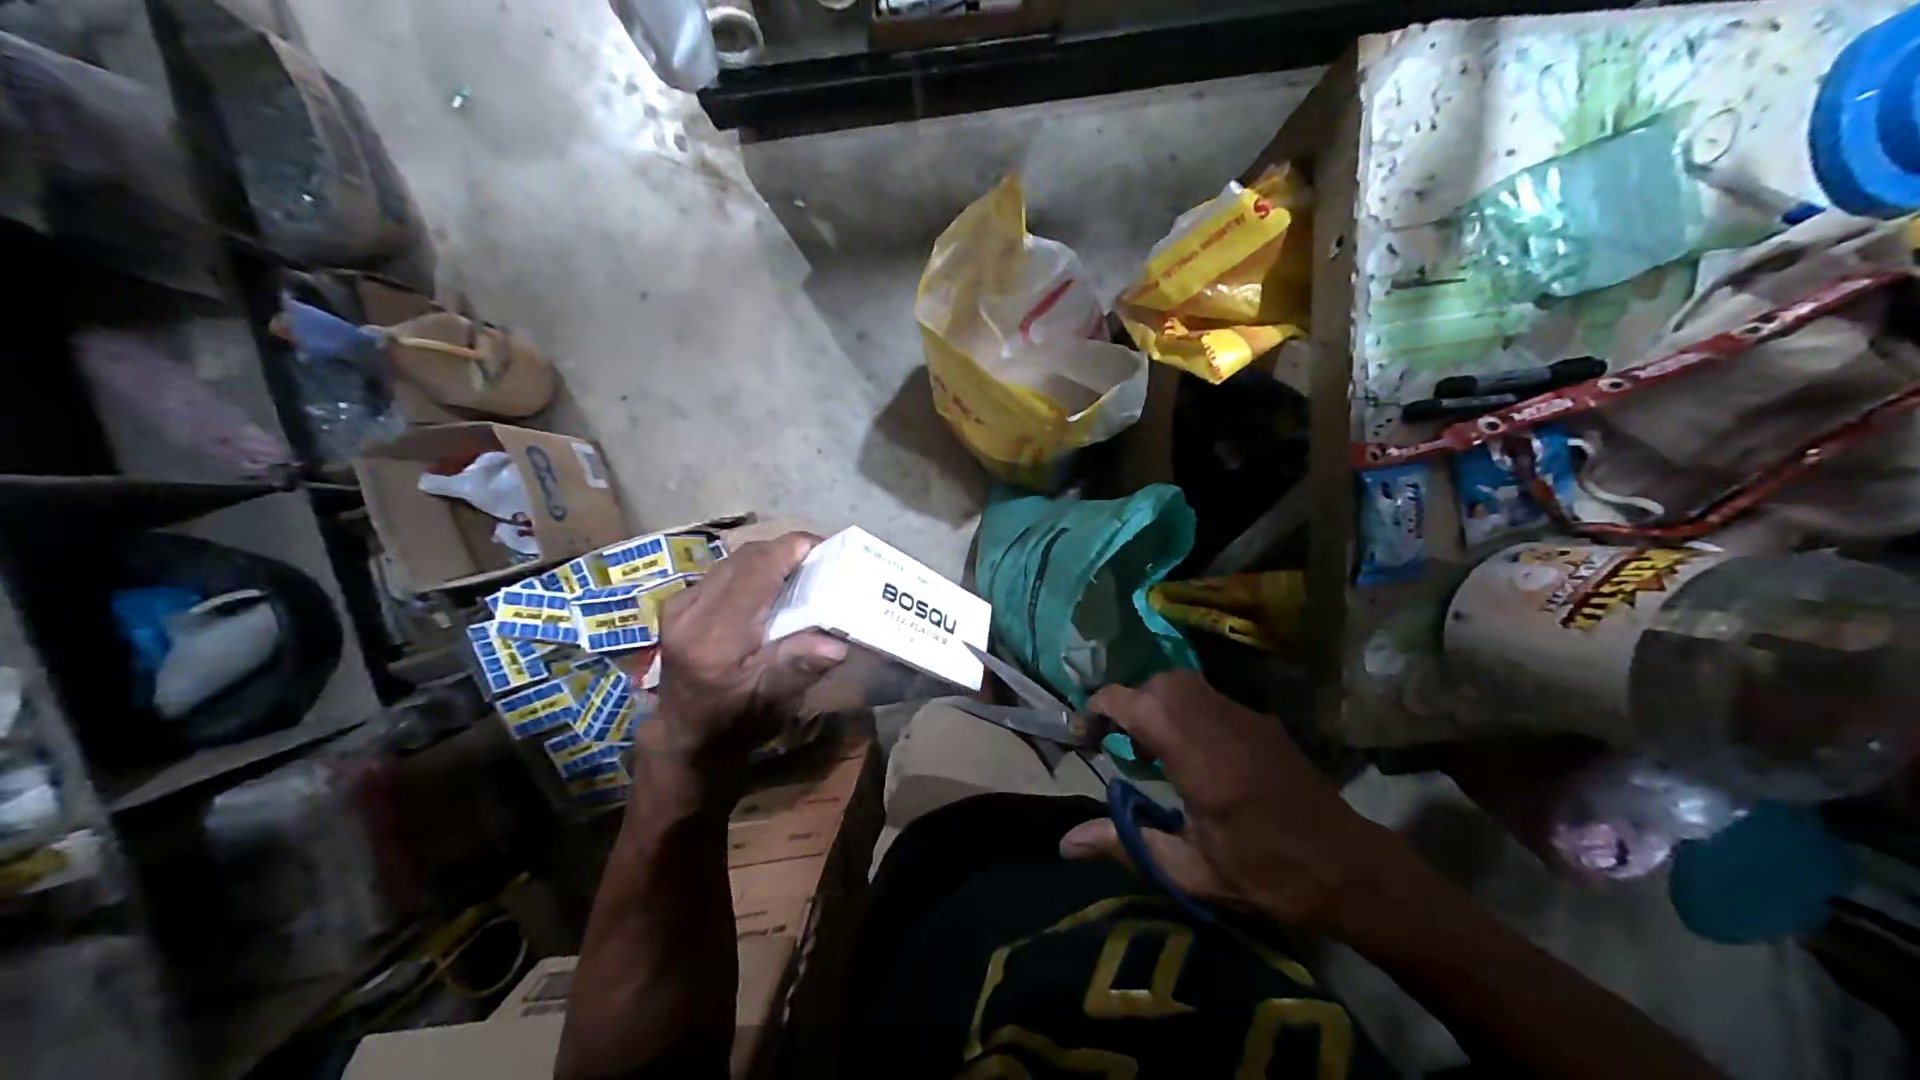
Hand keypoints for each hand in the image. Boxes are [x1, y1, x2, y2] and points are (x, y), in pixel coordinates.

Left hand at [648, 532, 846, 771]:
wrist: (685, 738)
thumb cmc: (734, 725)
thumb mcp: (772, 703)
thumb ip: (799, 666)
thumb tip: (838, 643)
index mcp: (714, 637)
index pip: (755, 570)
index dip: (792, 549)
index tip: (828, 548)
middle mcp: (691, 611)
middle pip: (746, 557)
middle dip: (787, 550)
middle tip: (824, 561)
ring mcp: (680, 604)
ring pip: (734, 560)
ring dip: (771, 558)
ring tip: (803, 570)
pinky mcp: (679, 603)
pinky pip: (723, 570)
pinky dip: (754, 569)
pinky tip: (774, 585)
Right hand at [1060, 671, 1425, 935]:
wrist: (1350, 870)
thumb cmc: (1267, 876)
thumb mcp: (1190, 871)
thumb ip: (1126, 845)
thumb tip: (1066, 843)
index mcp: (1200, 761)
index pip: (1137, 704)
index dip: (1101, 708)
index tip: (1085, 735)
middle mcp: (1220, 725)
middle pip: (1160, 683)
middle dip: (1131, 703)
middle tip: (1124, 746)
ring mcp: (1245, 718)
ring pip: (1185, 683)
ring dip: (1158, 703)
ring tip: (1156, 749)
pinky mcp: (1262, 722)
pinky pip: (1209, 696)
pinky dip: (1185, 709)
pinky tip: (1193, 753)